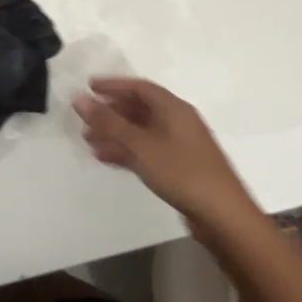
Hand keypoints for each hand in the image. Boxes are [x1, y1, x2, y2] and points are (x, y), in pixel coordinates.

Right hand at [73, 77, 258, 226]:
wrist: (223, 216)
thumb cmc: (182, 172)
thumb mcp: (141, 145)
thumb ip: (108, 122)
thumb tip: (79, 98)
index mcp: (174, 109)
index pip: (140, 87)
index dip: (113, 85)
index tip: (88, 88)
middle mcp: (178, 122)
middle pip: (139, 108)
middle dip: (110, 112)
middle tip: (84, 119)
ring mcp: (179, 145)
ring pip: (141, 131)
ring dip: (115, 133)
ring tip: (89, 141)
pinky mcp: (179, 166)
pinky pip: (146, 149)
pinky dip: (126, 150)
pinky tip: (106, 158)